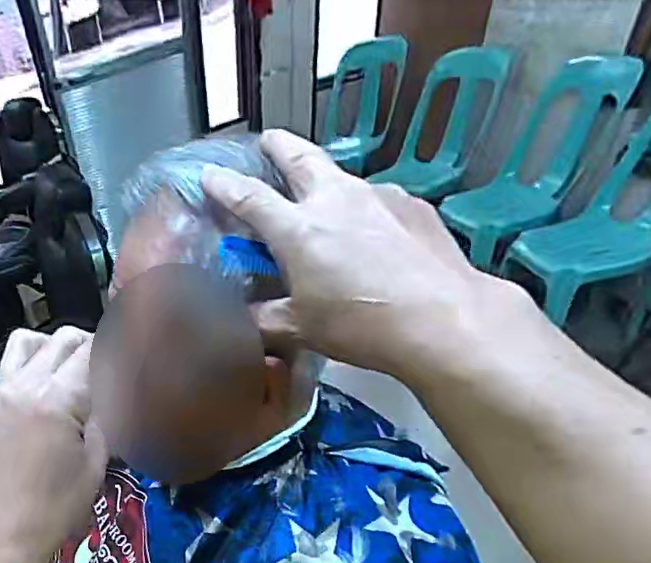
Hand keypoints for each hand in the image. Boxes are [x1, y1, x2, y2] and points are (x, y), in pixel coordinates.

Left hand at [0, 327, 106, 562]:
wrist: (3, 536)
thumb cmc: (55, 508)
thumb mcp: (95, 465)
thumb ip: (104, 422)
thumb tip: (112, 399)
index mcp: (57, 399)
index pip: (91, 352)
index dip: (116, 355)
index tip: (130, 368)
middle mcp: (26, 384)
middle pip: (62, 338)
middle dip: (89, 347)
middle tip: (107, 374)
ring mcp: (2, 392)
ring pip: (29, 341)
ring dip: (55, 348)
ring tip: (72, 374)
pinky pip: (12, 364)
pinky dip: (33, 363)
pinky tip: (48, 392)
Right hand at [201, 129, 528, 378]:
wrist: (439, 318)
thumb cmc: (361, 326)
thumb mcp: (303, 330)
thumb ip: (267, 320)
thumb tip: (248, 321)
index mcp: (297, 229)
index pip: (249, 198)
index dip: (224, 186)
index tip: (211, 175)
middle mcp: (335, 199)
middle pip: (298, 156)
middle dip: (277, 146)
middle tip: (269, 143)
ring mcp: (377, 196)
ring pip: (341, 177)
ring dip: (326, 181)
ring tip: (326, 199)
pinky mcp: (412, 206)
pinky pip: (379, 201)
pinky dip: (366, 211)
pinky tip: (375, 236)